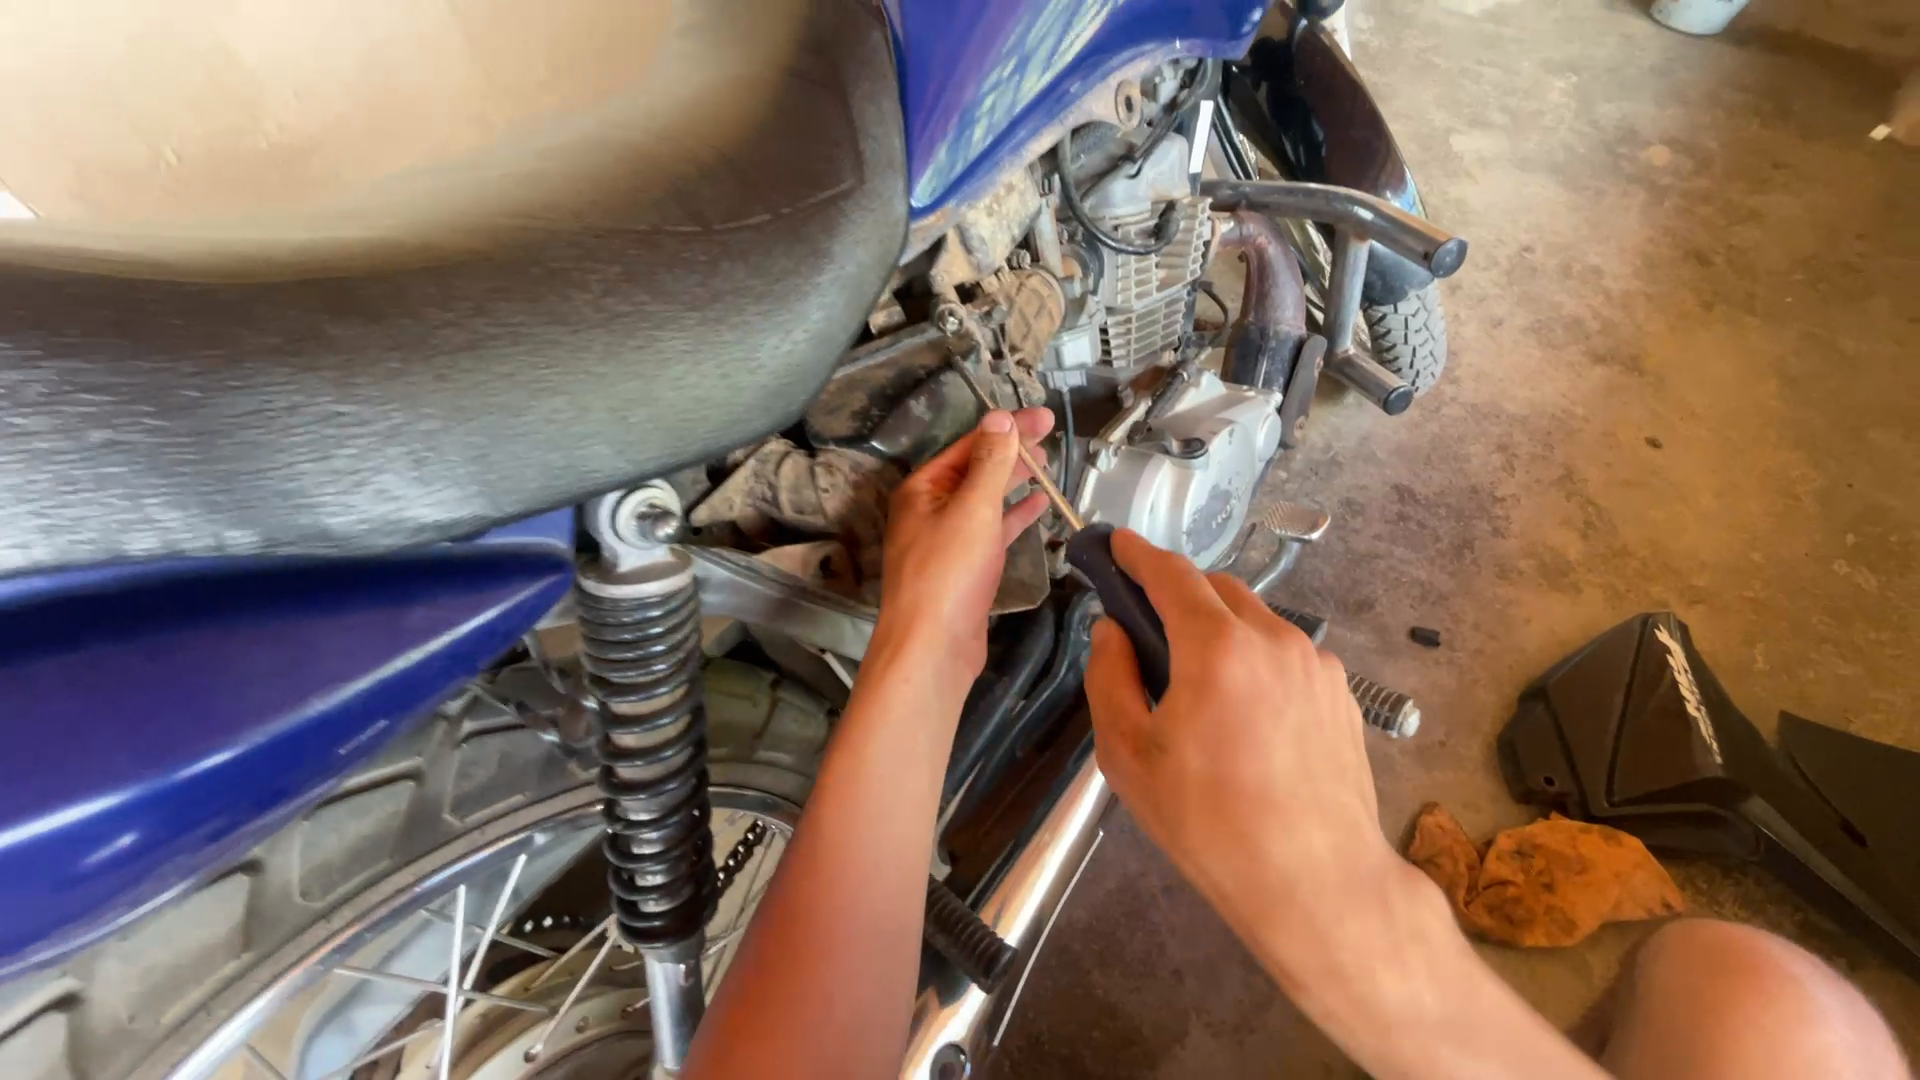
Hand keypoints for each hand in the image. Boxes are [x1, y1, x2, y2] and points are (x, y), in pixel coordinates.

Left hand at [873, 408, 1053, 686]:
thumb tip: (1000, 418)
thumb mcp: (972, 509)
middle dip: (1012, 452)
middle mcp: (930, 509)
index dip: (1007, 428)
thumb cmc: (948, 573)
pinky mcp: (964, 567)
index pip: (969, 445)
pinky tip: (1039, 505)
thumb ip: (990, 463)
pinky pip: (991, 531)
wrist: (932, 647)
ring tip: (1048, 465)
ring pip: (985, 500)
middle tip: (1051, 436)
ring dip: (1014, 482)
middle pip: (976, 470)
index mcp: (923, 489)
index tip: (1045, 417)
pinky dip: (1014, 517)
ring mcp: (946, 539)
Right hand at [1085, 529, 1416, 986]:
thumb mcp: (1129, 755)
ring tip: (1198, 681)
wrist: (1318, 882)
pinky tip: (1245, 711)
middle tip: (1148, 628)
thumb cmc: (1208, 821)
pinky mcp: (1341, 693)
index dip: (1137, 554)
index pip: (1171, 573)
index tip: (1116, 543)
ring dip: (1217, 626)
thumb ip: (1109, 678)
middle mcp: (1274, 639)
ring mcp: (1316, 664)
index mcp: (1217, 647)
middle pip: (1215, 589)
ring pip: (1254, 618)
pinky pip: (1285, 652)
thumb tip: (1112, 632)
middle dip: (1176, 593)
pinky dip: (1254, 656)